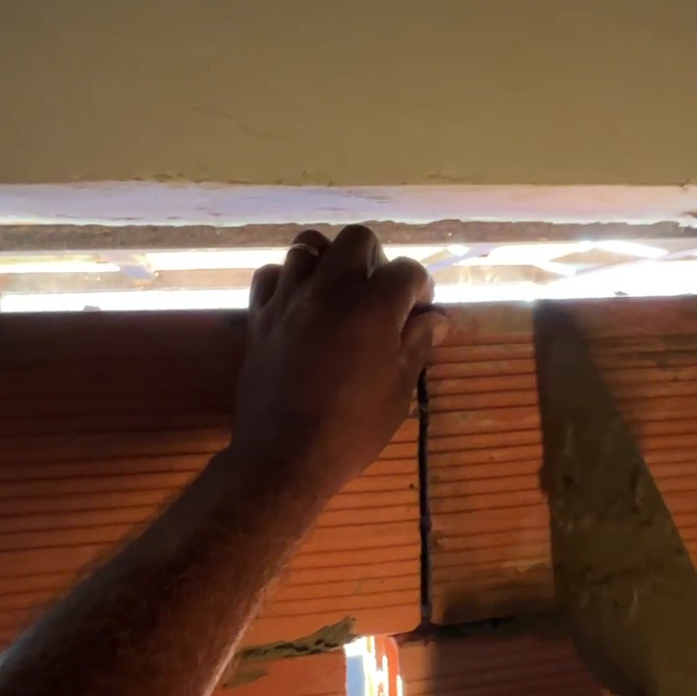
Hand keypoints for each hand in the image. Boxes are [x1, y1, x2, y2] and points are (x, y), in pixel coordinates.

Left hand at [231, 225, 447, 498]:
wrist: (286, 456)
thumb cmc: (353, 429)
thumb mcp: (399, 390)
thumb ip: (418, 344)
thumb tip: (436, 318)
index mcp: (373, 305)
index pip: (407, 271)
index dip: (421, 289)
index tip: (421, 311)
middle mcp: (330, 289)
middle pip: (357, 239)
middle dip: (376, 260)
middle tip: (379, 295)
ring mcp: (289, 299)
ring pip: (308, 246)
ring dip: (329, 263)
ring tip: (337, 294)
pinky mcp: (260, 316)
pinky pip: (271, 275)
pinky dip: (288, 281)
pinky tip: (300, 305)